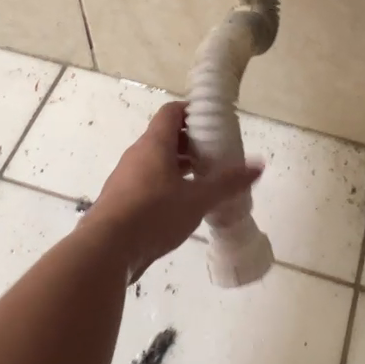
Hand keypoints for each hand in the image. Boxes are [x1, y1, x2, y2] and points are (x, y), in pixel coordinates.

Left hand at [79, 102, 262, 276]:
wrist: (105, 251)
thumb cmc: (153, 214)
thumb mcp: (197, 199)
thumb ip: (227, 182)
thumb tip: (259, 165)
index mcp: (154, 144)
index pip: (172, 112)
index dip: (192, 112)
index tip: (213, 124)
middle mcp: (137, 155)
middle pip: (165, 138)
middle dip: (191, 144)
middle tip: (215, 157)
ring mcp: (126, 178)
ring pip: (156, 163)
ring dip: (179, 168)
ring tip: (203, 184)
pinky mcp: (121, 202)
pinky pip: (147, 184)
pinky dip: (165, 188)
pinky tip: (181, 209)